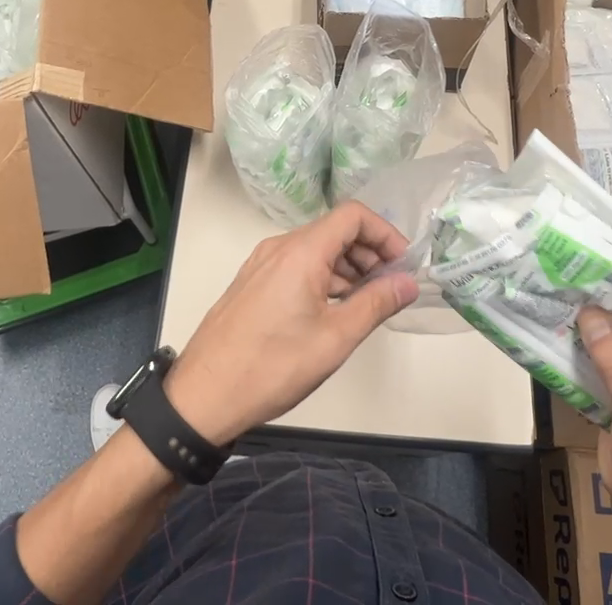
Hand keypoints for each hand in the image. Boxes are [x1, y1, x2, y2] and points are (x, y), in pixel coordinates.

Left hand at [166, 202, 419, 444]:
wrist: (204, 395)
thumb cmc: (273, 366)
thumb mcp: (335, 338)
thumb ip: (375, 304)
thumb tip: (408, 282)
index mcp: (301, 252)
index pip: (353, 216)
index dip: (385, 234)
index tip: (404, 266)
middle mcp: (279, 248)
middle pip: (335, 231)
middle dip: (370, 253)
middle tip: (392, 288)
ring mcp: (262, 265)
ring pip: (316, 250)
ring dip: (348, 268)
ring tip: (368, 304)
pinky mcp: (253, 284)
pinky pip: (297, 267)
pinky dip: (324, 279)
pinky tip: (335, 311)